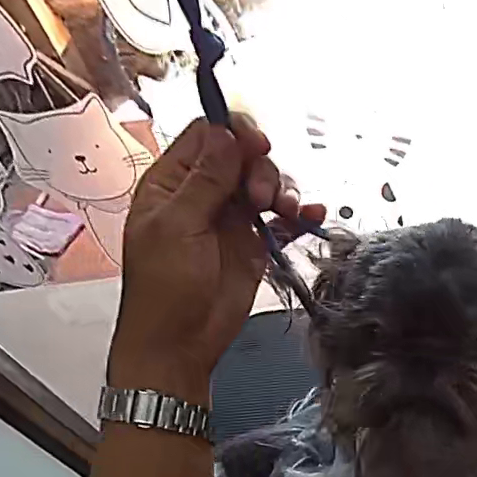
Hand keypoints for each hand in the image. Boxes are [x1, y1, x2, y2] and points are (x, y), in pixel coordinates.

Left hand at [111, 117, 324, 402]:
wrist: (180, 342)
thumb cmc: (164, 289)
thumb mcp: (177, 226)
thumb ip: (204, 181)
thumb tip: (226, 136)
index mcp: (174, 183)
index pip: (206, 136)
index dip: (234, 133)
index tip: (256, 146)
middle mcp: (205, 196)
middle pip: (243, 158)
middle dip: (261, 169)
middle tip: (262, 197)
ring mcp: (232, 221)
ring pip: (266, 186)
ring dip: (283, 191)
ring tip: (285, 211)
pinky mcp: (255, 247)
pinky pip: (282, 223)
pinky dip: (299, 217)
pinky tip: (312, 216)